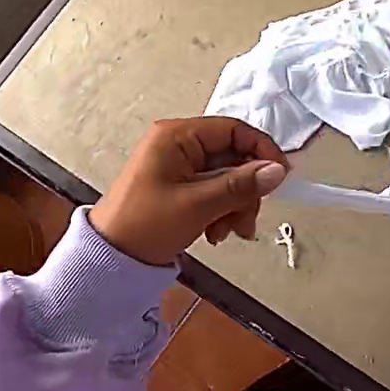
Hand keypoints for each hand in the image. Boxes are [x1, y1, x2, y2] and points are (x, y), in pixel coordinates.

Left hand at [89, 117, 289, 265]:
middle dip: (247, 189)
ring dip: (238, 205)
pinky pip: (218, 191)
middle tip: (248, 218)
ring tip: (230, 231)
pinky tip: (217, 232)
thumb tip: (278, 171)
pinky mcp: (183, 187)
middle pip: (235, 156)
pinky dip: (225, 211)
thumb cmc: (145, 225)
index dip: (262, 151)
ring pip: (231, 177)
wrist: (108, 260)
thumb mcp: (198, 205)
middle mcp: (180, 145)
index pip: (234, 130)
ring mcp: (181, 166)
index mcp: (177, 136)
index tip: (280, 176)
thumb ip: (240, 185)